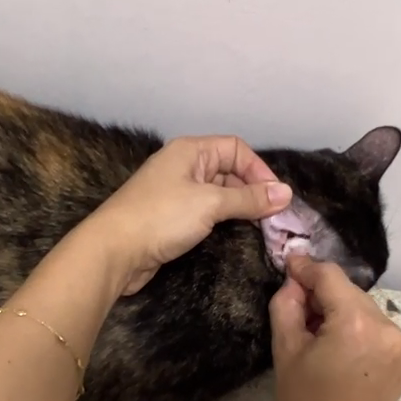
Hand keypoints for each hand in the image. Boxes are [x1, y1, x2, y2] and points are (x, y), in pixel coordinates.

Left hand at [81, 136, 291, 295]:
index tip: (277, 198)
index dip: (259, 170)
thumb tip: (286, 193)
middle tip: (274, 218)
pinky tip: (235, 234)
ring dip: (240, 207)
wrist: (114, 251)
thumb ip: (248, 198)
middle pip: (229, 170)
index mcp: (190, 151)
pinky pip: (206, 212)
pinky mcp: (171, 218)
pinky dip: (223, 220)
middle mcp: (184, 166)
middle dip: (253, 190)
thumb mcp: (211, 204)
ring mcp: (176, 193)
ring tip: (261, 227)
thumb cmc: (160, 218)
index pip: (236, 149)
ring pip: (219, 194)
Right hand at [270, 255, 400, 400]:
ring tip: (317, 338)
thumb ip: (287, 304)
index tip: (288, 265)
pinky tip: (338, 354)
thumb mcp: (285, 351)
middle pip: (349, 293)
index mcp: (355, 323)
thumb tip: (294, 279)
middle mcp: (386, 328)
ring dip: (340, 314)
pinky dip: (357, 332)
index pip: (330, 276)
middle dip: (323, 296)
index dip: (306, 269)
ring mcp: (400, 346)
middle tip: (296, 312)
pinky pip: (376, 332)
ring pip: (364, 311)